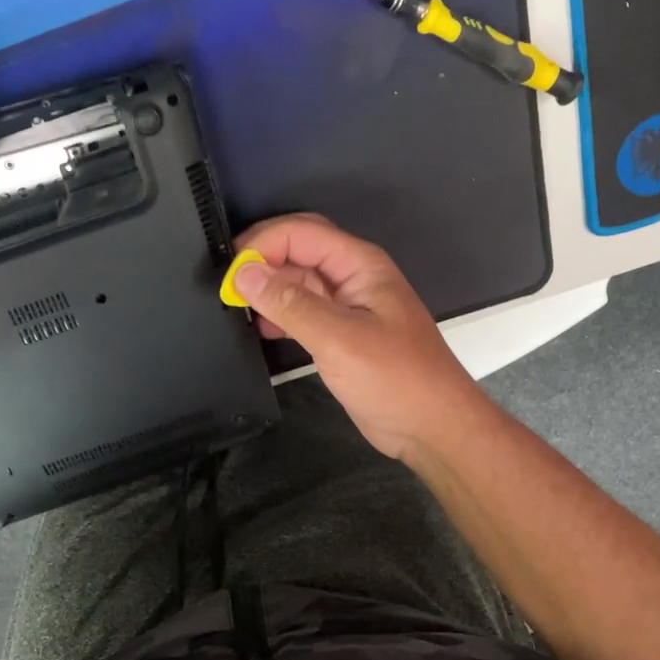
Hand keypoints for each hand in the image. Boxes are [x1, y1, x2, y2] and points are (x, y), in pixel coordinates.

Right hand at [232, 215, 497, 460]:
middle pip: (299, 250)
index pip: (302, 233)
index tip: (231, 272)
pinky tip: (261, 329)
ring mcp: (348, 307)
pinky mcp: (342, 335)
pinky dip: (280, 315)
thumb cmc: (397, 380)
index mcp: (360, 265)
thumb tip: (246, 274)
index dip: (263, 244)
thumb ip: (291, 304)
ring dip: (268, 289)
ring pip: (298, 282)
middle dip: (262, 261)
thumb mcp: (339, 339)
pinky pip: (303, 312)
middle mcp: (353, 278)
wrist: (432, 427)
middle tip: (227, 286)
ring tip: (238, 308)